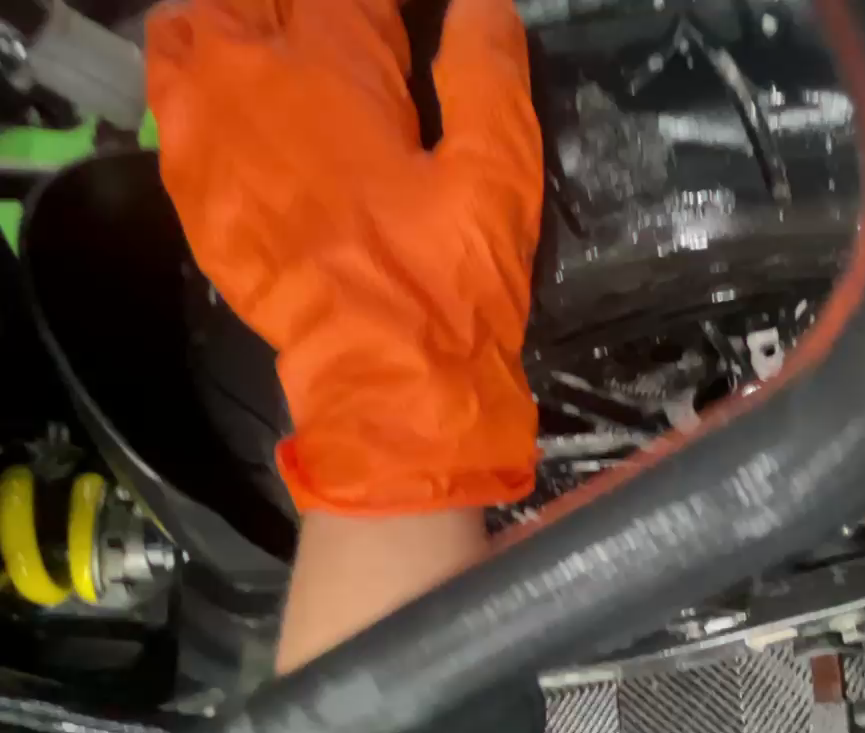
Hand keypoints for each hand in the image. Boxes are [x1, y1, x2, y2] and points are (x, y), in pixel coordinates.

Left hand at [146, 0, 542, 514]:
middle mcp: (244, 80)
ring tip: (294, 57)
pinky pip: (176, 100)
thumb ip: (490, 83)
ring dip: (242, 26)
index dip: (389, 3)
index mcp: (329, 72)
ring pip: (192, 31)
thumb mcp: (501, 182)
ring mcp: (205, 133)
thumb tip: (488, 6)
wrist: (393, 375)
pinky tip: (255, 110)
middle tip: (359, 48)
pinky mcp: (194, 188)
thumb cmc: (453, 279)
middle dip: (310, 11)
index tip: (414, 20)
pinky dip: (210, 81)